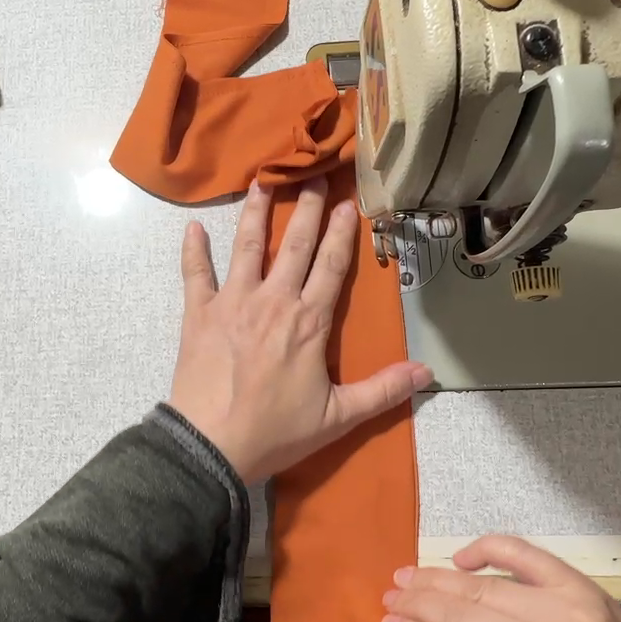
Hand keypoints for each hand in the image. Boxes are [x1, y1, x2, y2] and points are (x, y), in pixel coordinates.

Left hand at [167, 177, 432, 484]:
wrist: (211, 445)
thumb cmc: (275, 432)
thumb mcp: (337, 417)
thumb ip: (383, 391)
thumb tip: (428, 373)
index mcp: (308, 321)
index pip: (331, 265)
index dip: (341, 232)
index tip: (347, 202)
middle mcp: (273, 300)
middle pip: (294, 245)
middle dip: (305, 208)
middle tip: (312, 176)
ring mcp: (233, 302)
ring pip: (246, 247)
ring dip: (254, 213)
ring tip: (261, 181)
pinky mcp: (199, 313)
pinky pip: (196, 274)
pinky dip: (193, 250)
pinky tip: (192, 228)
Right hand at [383, 536, 620, 621]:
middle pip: (464, 618)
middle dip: (417, 604)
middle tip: (387, 595)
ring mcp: (573, 618)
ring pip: (485, 588)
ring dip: (437, 579)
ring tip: (406, 576)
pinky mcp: (587, 591)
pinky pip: (524, 555)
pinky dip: (486, 549)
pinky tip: (458, 559)